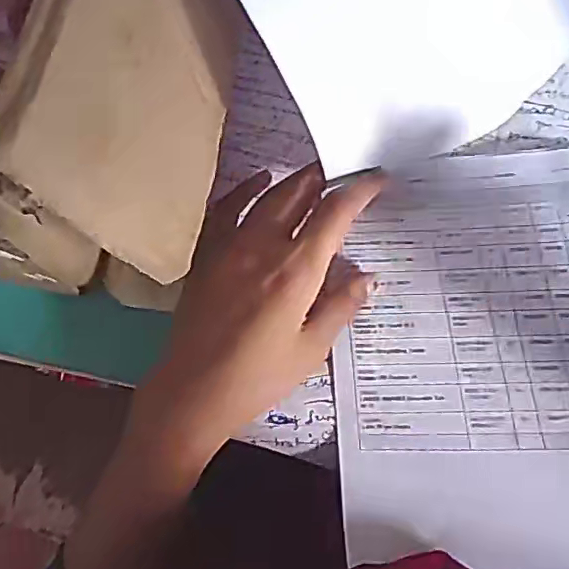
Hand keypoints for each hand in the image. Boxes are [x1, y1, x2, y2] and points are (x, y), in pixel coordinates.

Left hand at [127, 164, 385, 465]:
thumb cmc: (257, 378)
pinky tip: (259, 181)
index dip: (360, 190)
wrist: (192, 392)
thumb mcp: (311, 349)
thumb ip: (341, 305)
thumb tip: (368, 276)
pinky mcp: (207, 252)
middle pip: (300, 193)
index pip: (335, 213)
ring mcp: (231, 245)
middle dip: (326, 179)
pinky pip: (227, 207)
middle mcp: (264, 246)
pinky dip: (247, 189)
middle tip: (345, 176)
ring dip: (294, 181)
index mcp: (297, 270)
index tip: (376, 179)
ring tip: (314, 177)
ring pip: (268, 195)